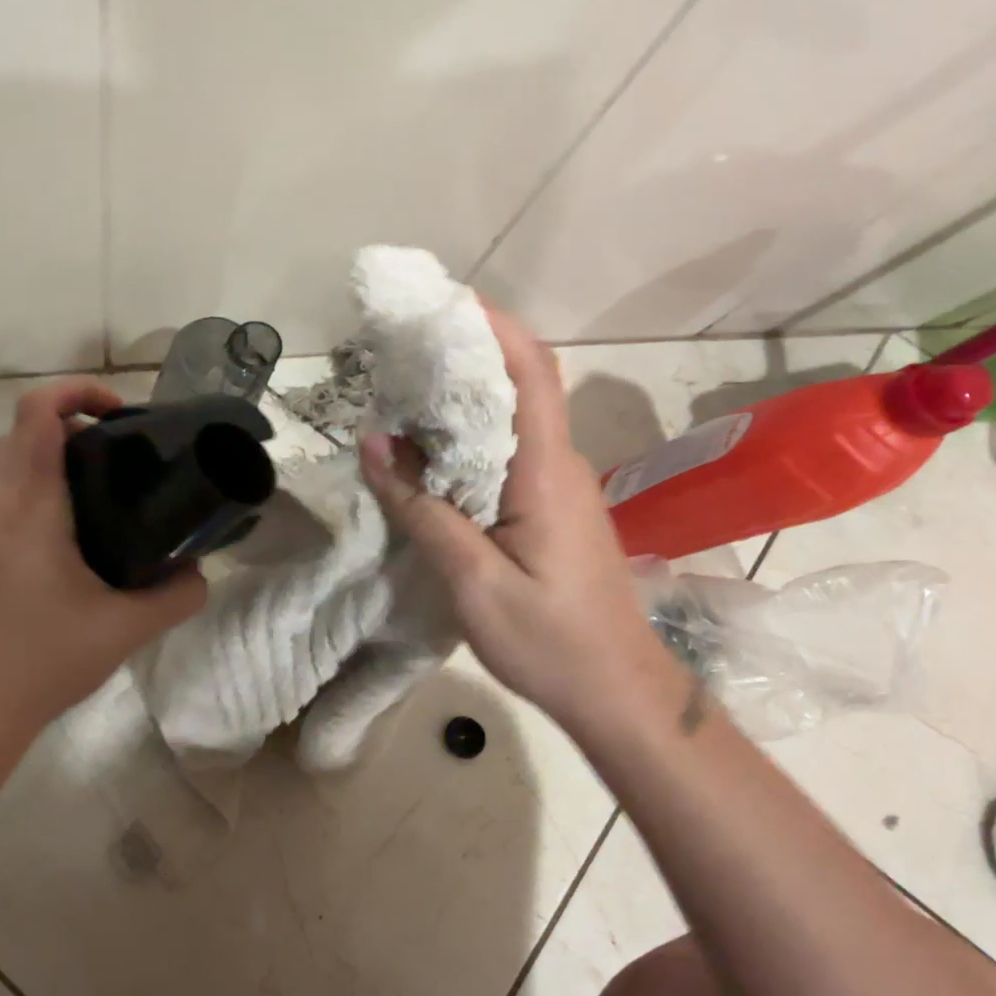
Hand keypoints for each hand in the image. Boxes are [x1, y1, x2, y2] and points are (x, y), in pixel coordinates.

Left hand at [0, 377, 207, 735]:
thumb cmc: (44, 662)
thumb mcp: (125, 630)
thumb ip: (176, 595)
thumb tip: (199, 571)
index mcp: (29, 507)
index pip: (36, 413)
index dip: (75, 390)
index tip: (117, 413)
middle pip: (20, 432)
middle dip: (68, 427)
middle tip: (116, 458)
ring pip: (1, 463)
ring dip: (42, 461)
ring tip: (88, 497)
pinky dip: (23, 493)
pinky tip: (54, 542)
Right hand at [357, 307, 672, 725]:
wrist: (620, 695)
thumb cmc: (551, 642)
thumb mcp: (474, 582)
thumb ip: (424, 509)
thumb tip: (375, 443)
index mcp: (546, 472)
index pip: (531, 372)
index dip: (492, 326)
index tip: (443, 300)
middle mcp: (557, 465)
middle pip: (519, 384)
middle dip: (465, 351)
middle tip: (401, 343)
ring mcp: (556, 487)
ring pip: (511, 418)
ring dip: (461, 394)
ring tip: (400, 386)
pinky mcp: (548, 509)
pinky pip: (506, 452)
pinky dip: (465, 436)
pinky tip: (424, 450)